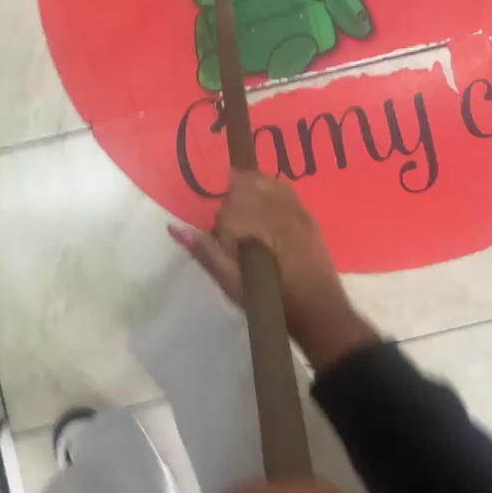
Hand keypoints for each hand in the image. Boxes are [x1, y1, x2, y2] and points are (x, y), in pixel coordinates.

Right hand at [169, 171, 380, 372]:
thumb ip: (205, 250)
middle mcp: (279, 209)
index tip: (225, 243)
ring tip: (249, 221)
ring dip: (250, 193)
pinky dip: (270, 193)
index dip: (221, 223)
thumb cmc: (271, 299)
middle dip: (234, 201)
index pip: (227, 206)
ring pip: (264, 181)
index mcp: (259, 225)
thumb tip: (174, 227)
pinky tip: (267, 213)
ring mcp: (297, 209)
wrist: (317, 311)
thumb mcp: (231, 280)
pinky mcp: (308, 214)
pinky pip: (284, 189)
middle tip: (235, 230)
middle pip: (245, 183)